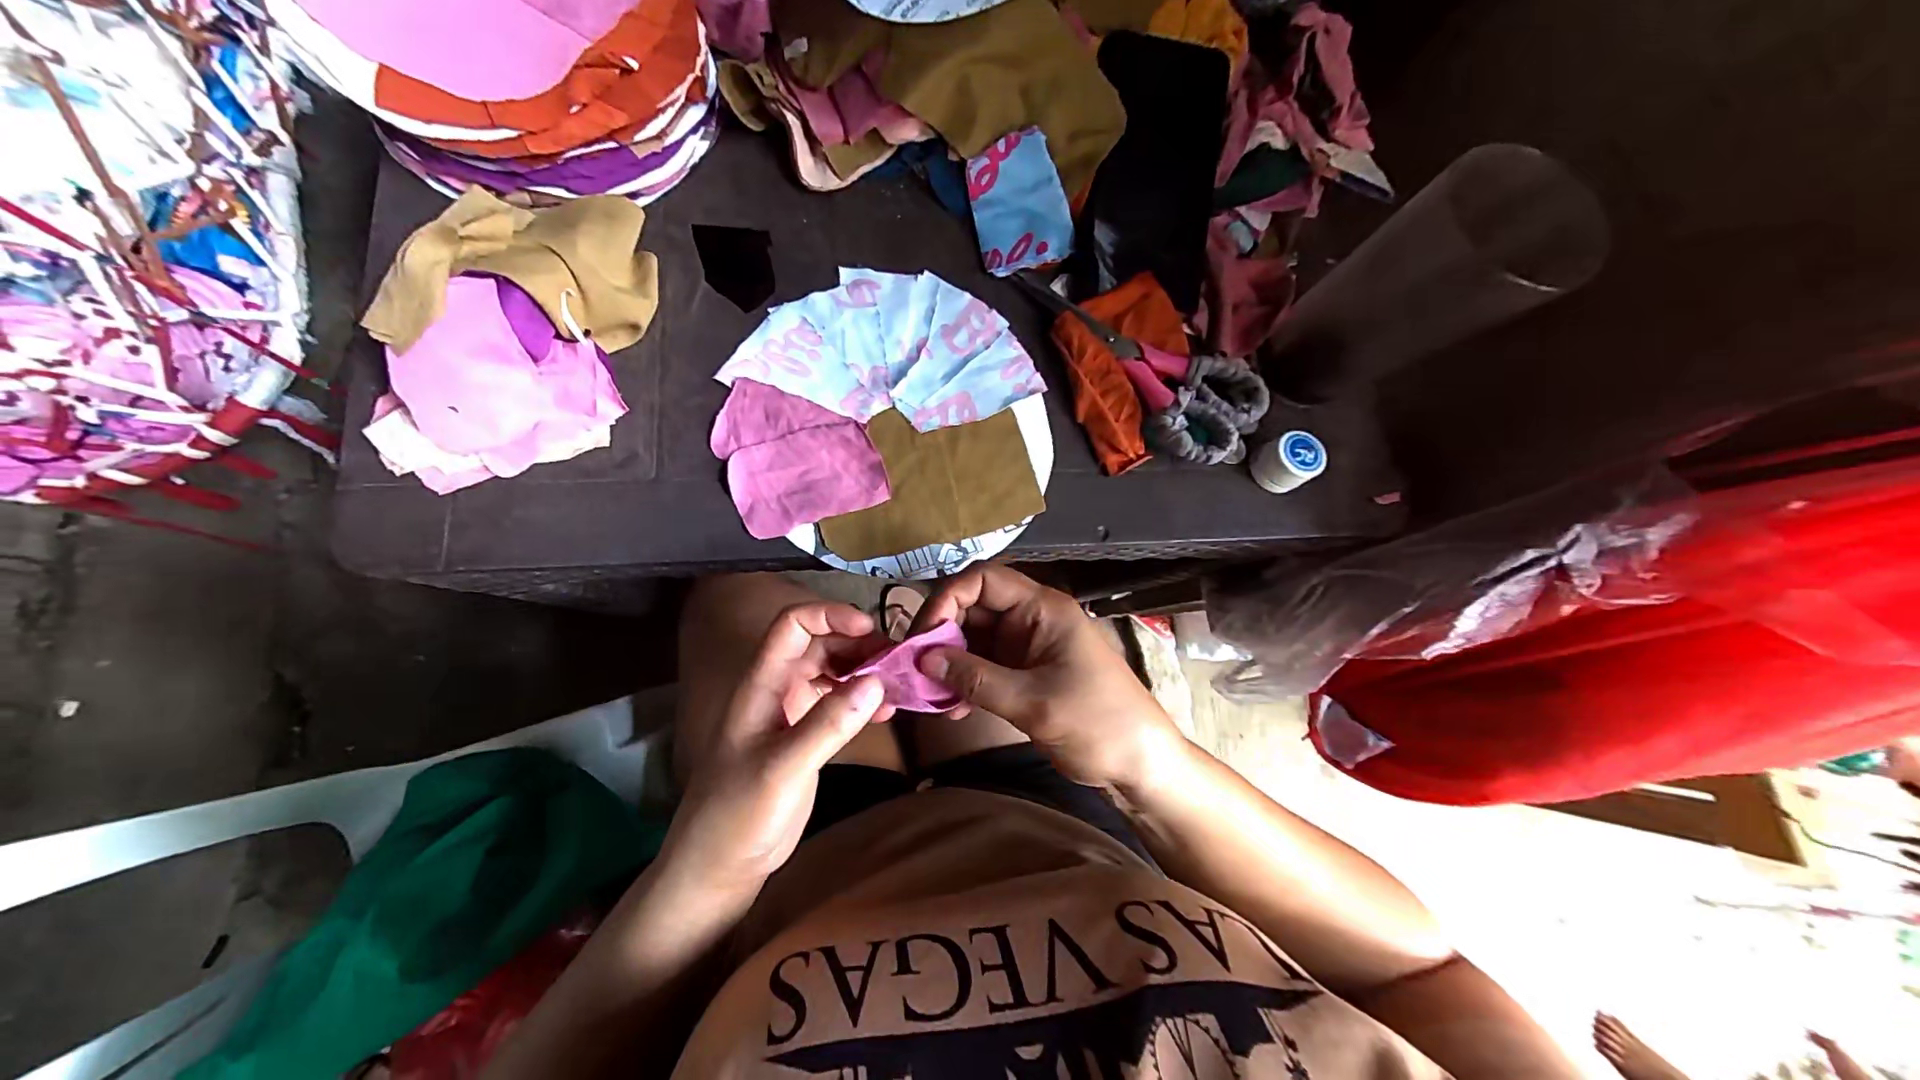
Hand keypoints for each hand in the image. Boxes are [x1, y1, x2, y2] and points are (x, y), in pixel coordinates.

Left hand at [666, 603, 892, 889]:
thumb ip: (828, 724)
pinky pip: (839, 703)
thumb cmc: (738, 814)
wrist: (720, 866)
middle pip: (820, 644)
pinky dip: (864, 700)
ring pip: (832, 672)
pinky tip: (888, 710)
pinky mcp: (807, 737)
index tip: (870, 630)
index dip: (829, 616)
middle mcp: (778, 690)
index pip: (793, 626)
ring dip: (865, 671)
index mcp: (762, 684)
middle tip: (897, 660)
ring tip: (899, 683)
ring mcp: (793, 713)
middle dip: (858, 644)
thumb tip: (877, 681)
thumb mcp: (784, 768)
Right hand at [913, 564, 1179, 787]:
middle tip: (913, 668)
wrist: (1140, 763)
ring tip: (928, 694)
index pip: (983, 580)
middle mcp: (1031, 620)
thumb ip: (975, 678)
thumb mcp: (1034, 702)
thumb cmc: (1098, 722)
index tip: (922, 635)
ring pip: (972, 640)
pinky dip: (963, 683)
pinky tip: (950, 709)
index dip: (947, 598)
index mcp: (1043, 609)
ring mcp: (1026, 647)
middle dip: (940, 635)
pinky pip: (981, 667)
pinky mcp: (1022, 674)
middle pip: (972, 609)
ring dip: (947, 664)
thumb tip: (922, 660)